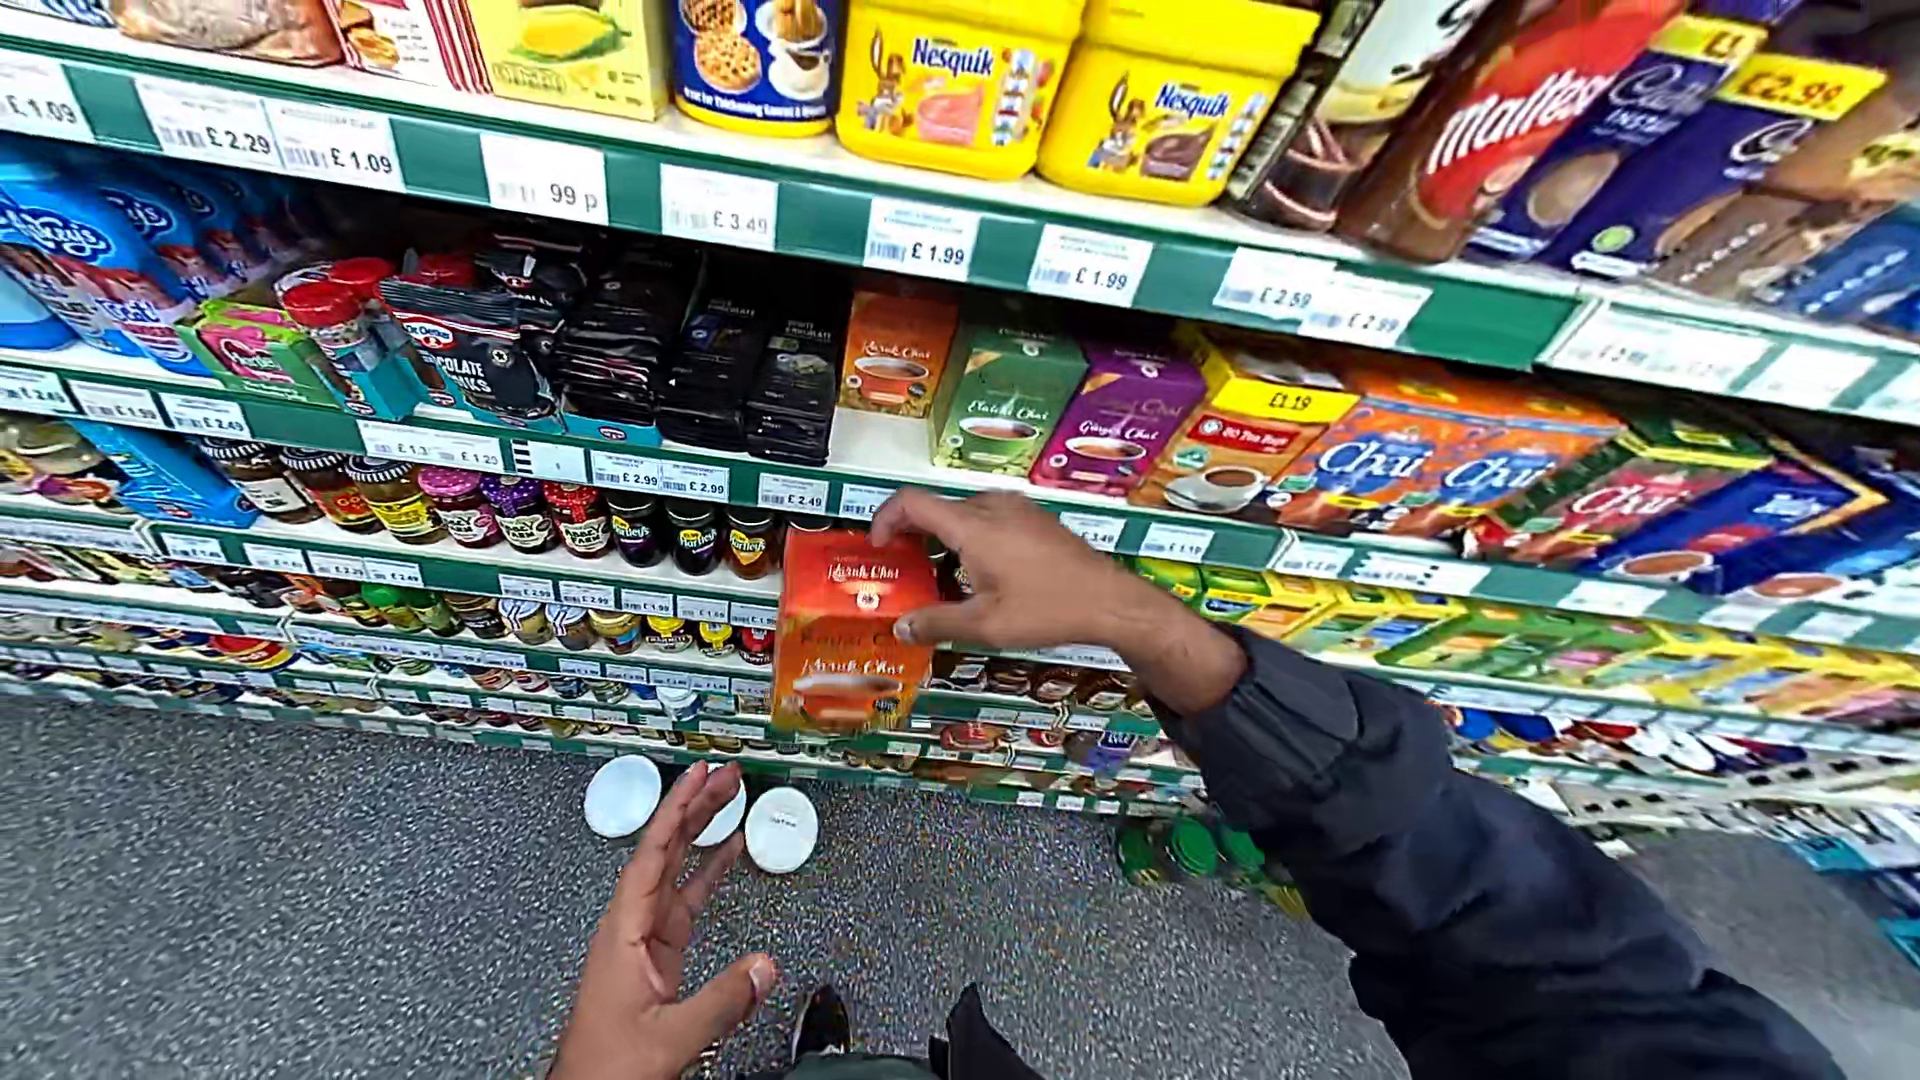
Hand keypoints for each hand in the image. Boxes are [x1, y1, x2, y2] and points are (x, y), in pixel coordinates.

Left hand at [551, 762, 776, 1079]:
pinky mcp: (661, 945)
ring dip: (705, 827)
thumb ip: (721, 1001)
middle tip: (726, 776)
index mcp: (626, 929)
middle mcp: (635, 920)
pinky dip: (712, 866)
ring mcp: (648, 931)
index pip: (653, 852)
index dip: (675, 809)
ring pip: (679, 863)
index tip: (697, 777)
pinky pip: (690, 891)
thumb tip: (766, 965)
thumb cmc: (605, 1070)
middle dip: (697, 806)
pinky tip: (731, 848)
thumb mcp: (667, 1039)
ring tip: (731, 797)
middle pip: (668, 847)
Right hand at [872, 489, 1247, 714]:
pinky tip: (977, 570)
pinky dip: (966, 534)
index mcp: (972, 525)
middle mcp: (991, 505)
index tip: (879, 548)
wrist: (1109, 600)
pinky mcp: (1032, 516)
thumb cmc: (1046, 609)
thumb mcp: (985, 625)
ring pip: (960, 512)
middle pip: (934, 507)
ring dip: (940, 536)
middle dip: (910, 534)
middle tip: (902, 568)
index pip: (910, 502)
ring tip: (937, 574)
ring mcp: (1015, 507)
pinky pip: (986, 515)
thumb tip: (901, 627)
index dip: (884, 519)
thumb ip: (936, 622)